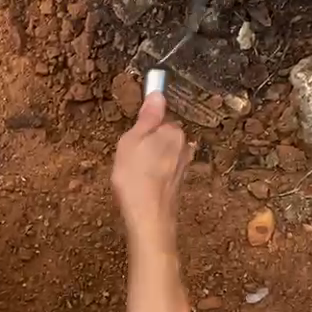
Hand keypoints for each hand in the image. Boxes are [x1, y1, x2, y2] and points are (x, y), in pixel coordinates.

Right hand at [113, 92, 191, 243]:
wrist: (148, 217)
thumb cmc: (135, 177)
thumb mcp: (132, 140)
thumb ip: (147, 117)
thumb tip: (158, 94)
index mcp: (173, 132)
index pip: (159, 119)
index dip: (142, 128)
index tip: (129, 140)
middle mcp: (184, 147)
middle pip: (162, 136)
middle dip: (147, 143)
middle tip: (127, 156)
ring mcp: (183, 167)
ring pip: (163, 154)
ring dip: (149, 160)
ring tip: (131, 173)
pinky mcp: (178, 183)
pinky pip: (163, 170)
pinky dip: (153, 174)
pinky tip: (140, 184)